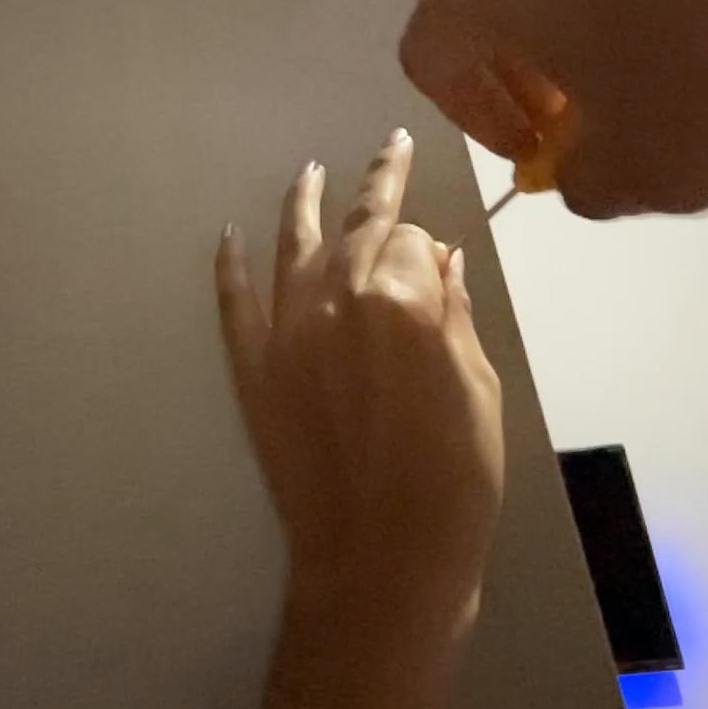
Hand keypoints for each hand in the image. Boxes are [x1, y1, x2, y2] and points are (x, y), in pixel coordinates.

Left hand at [215, 129, 501, 708]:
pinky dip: (231, 265)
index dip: (428, 248)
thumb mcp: (478, 387)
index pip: (411, 240)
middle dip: (378, 185)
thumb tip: (442, 255)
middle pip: (357, 225)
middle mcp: (335, 298)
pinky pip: (234, 301)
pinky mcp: (251, 366)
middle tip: (387, 149)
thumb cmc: (453, 479)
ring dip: (302, 203)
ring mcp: (285, 330)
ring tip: (308, 171)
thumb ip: (454, 309)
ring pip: (292, 244)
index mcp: (400, 299)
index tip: (437, 262)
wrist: (381, 559)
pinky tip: (229, 235)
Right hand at [399, 0, 707, 217]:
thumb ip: (582, 187)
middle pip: (481, 17)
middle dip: (523, 85)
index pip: (432, 64)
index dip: (476, 123)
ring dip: (567, 42)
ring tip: (643, 80)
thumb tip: (577, 171)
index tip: (541, 155)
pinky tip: (688, 26)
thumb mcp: (652, 170)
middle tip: (586, 126)